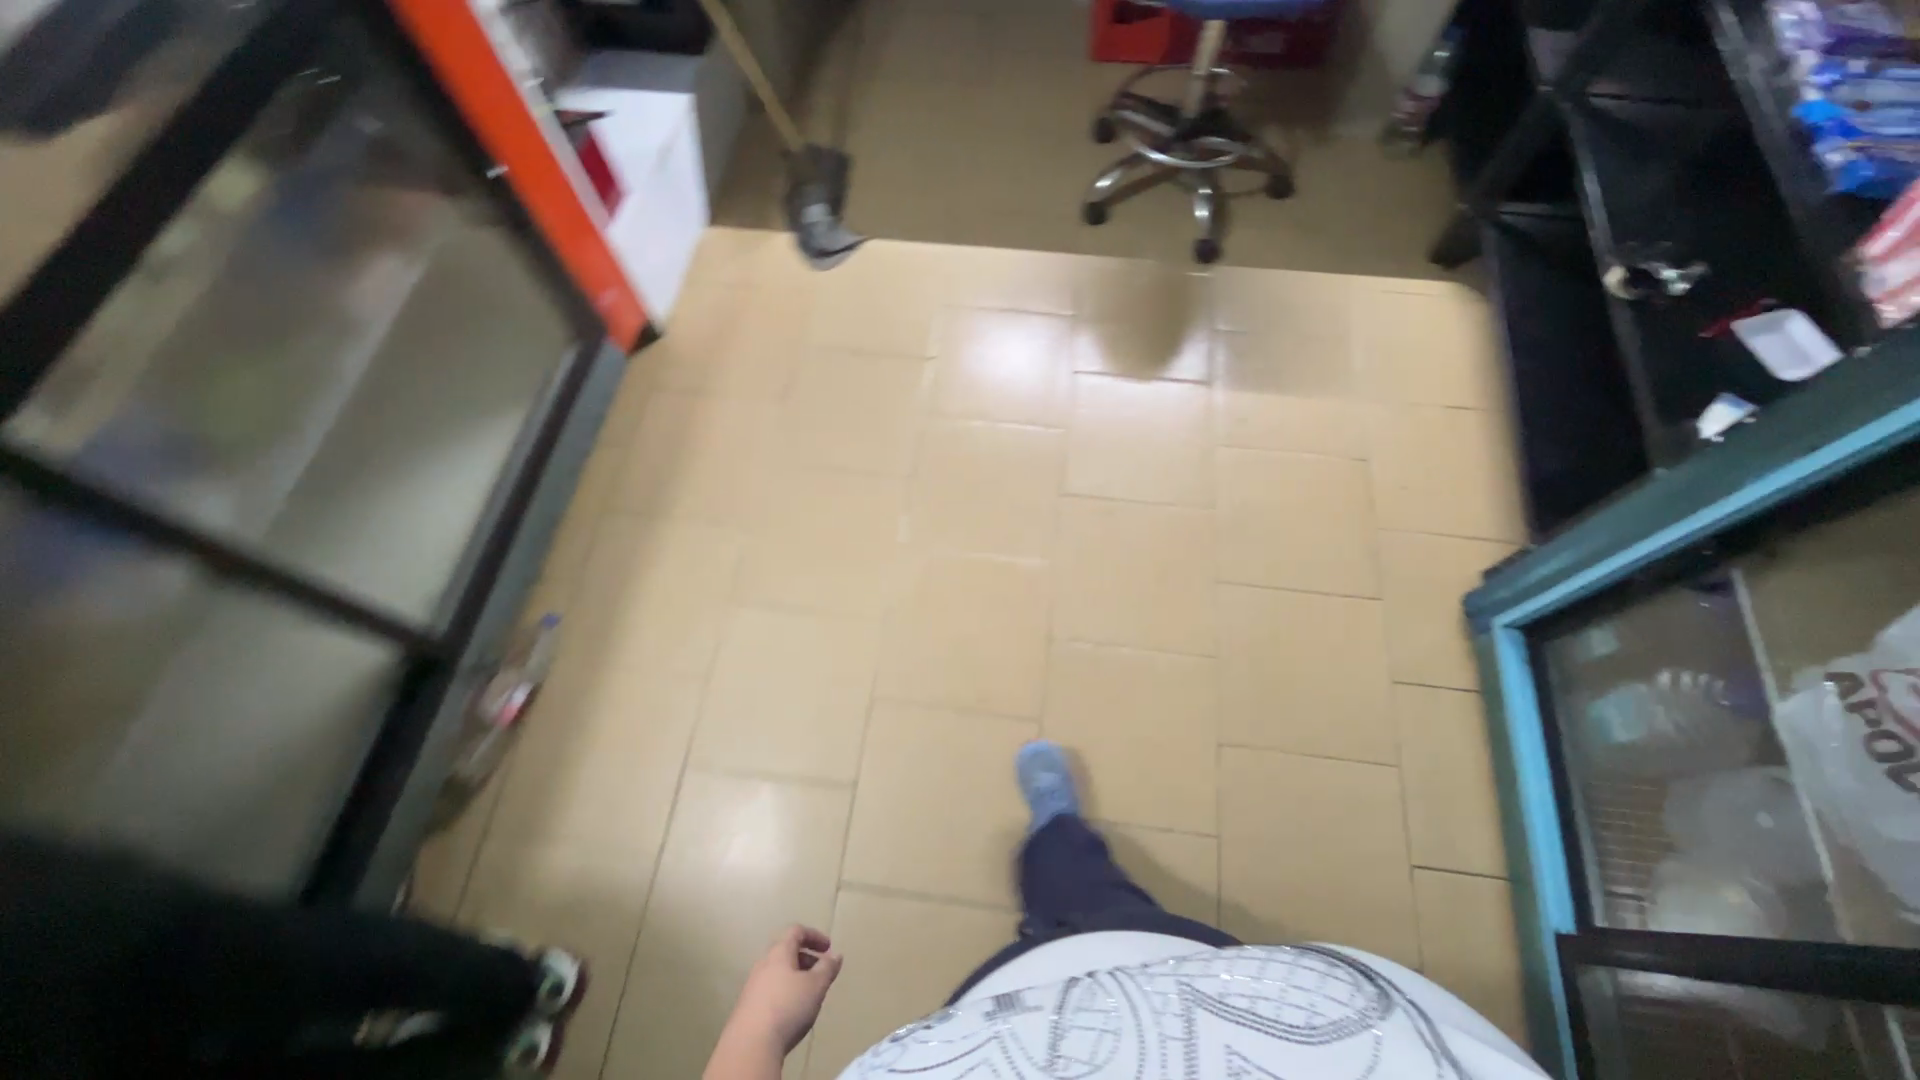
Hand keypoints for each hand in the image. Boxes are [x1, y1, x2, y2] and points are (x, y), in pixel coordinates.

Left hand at [722, 925, 843, 1055]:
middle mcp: (763, 964)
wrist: (751, 1045)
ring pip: (778, 972)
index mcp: (779, 953)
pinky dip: (785, 991)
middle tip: (821, 971)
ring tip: (810, 994)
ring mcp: (753, 985)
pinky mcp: (748, 1006)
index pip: (796, 931)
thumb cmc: (788, 1007)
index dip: (814, 935)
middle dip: (806, 958)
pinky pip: (771, 989)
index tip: (828, 948)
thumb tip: (835, 955)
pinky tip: (793, 1011)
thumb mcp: (816, 986)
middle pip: (786, 951)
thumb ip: (827, 968)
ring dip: (796, 976)